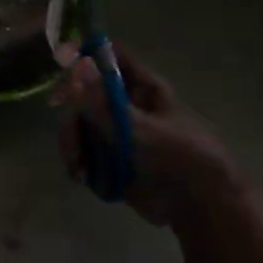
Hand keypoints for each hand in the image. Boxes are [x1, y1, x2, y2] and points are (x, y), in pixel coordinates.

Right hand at [56, 46, 243, 226]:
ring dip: (73, 145)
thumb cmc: (179, 158)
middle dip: (73, 119)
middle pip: (87, 98)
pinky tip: (83, 177)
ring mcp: (121, 137)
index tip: (63, 75)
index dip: (85, 58)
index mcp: (143, 89)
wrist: (198, 204)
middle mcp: (129, 108)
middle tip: (71, 142)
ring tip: (78, 169)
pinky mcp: (115, 163)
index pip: (111, 57)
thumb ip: (103, 104)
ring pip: (83, 129)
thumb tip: (77, 66)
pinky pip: (88, 155)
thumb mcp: (138, 130)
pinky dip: (80, 164)